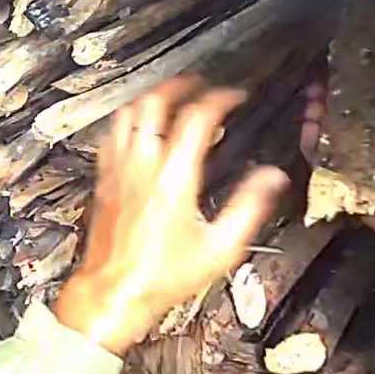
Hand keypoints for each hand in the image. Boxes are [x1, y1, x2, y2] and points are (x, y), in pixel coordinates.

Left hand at [53, 79, 292, 355]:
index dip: (218, 98)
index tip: (235, 94)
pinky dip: (127, 121)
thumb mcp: (221, 247)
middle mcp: (139, 164)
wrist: (114, 288)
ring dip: (149, 99)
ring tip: (171, 98)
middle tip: (199, 85)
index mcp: (173, 177)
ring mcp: (115, 168)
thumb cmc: (165, 274)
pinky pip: (110, 136)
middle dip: (177, 86)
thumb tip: (273, 175)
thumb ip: (249, 205)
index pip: (195, 118)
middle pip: (151, 104)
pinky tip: (140, 128)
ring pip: (125, 115)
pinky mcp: (101, 178)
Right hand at [304, 60, 374, 254]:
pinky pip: (323, 160)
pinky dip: (311, 144)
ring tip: (311, 106)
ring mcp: (360, 161)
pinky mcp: (345, 181)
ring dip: (316, 118)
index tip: (339, 69)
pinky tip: (309, 129)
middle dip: (328, 99)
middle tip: (315, 88)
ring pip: (329, 134)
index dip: (355, 83)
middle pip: (346, 114)